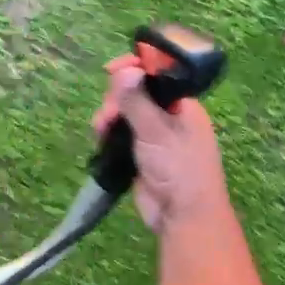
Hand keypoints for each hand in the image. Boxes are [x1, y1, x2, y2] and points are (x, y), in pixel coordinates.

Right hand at [90, 54, 227, 233]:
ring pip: (124, 112)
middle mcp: (169, 116)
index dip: (134, 67)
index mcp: (182, 106)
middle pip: (135, 91)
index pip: (158, 73)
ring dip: (109, 117)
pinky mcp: (140, 152)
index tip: (110, 70)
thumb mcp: (156, 131)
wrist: (182, 217)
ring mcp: (154, 135)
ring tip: (101, 131)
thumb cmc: (179, 170)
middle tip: (108, 115)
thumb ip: (137, 100)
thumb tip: (124, 69)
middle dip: (116, 98)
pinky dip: (109, 133)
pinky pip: (120, 132)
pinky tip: (101, 140)